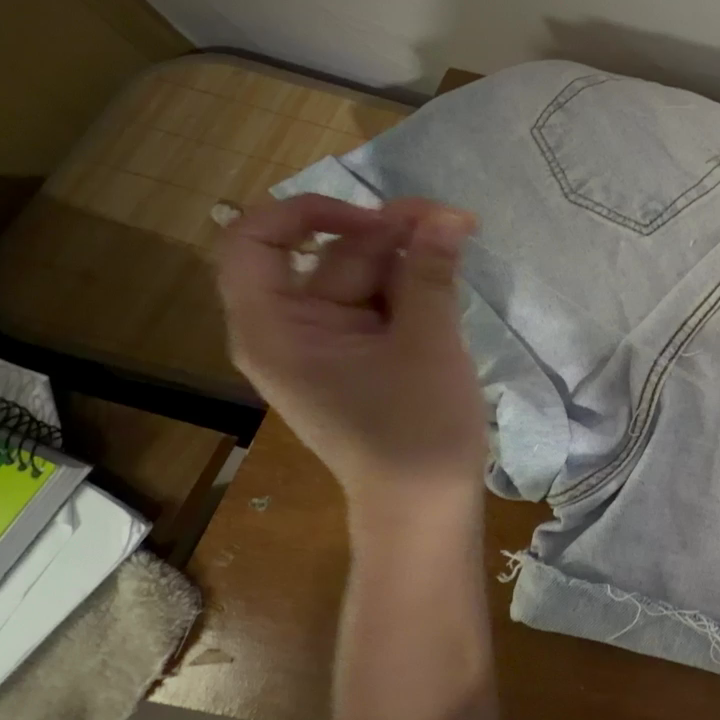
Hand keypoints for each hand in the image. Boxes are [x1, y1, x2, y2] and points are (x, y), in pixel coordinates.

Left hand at [217, 193, 485, 516]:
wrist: (425, 506)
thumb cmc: (415, 428)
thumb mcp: (427, 344)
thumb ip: (430, 274)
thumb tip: (445, 215)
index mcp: (276, 328)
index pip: (256, 241)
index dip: (310, 212)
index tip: (378, 219)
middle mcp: (292, 329)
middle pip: (328, 257)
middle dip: (389, 234)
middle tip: (455, 220)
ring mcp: (329, 345)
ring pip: (362, 279)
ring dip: (409, 258)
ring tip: (463, 240)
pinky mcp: (361, 359)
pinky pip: (379, 307)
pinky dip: (412, 288)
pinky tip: (449, 275)